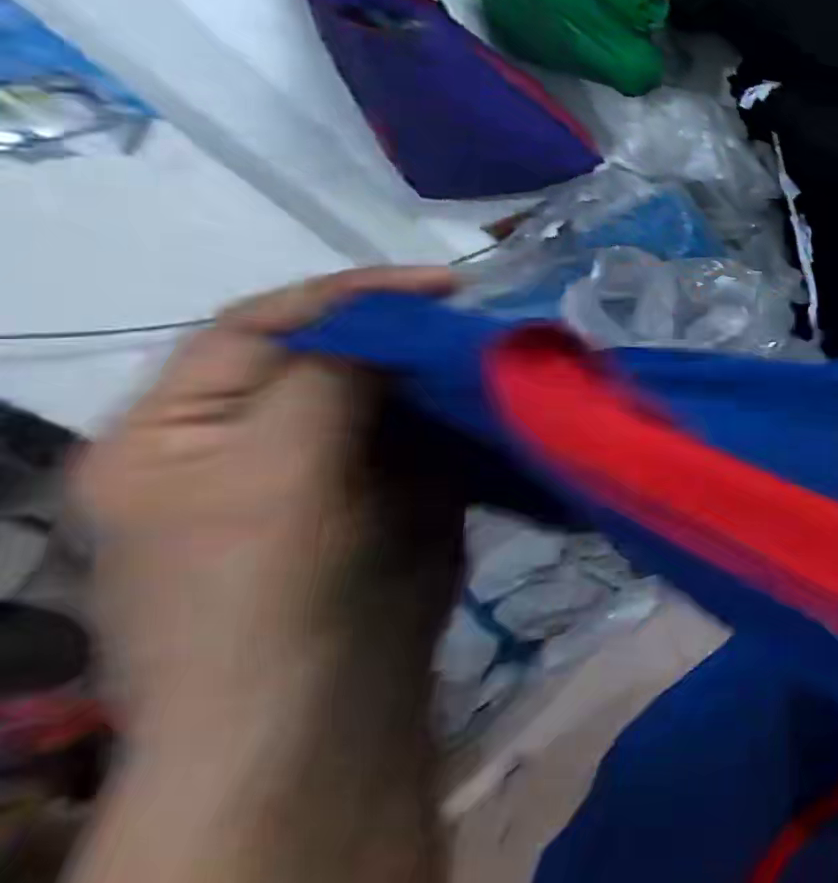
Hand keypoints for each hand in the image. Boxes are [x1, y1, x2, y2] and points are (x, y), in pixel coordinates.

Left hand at [69, 267, 462, 882]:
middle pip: (337, 357)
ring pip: (395, 394)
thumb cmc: (267, 588)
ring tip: (507, 354)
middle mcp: (252, 438)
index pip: (262, 327)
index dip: (351, 294)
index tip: (445, 283)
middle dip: (409, 333)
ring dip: (448, 373)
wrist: (323, 704)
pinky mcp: (395, 492)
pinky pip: (433, 435)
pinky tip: (507, 400)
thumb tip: (402, 317)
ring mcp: (330, 468)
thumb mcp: (274, 470)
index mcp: (180, 427)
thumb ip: (330, 379)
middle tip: (486, 318)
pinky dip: (470, 414)